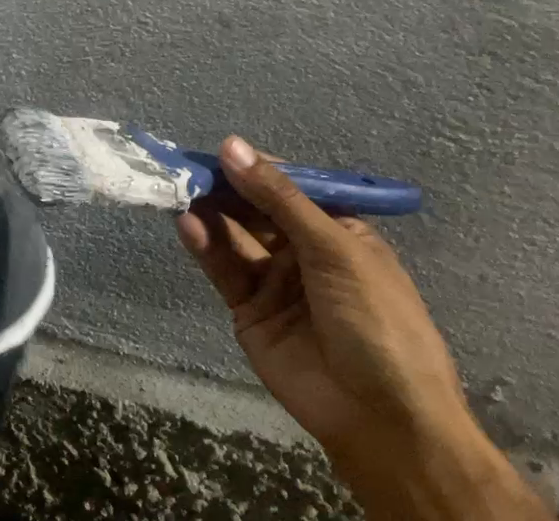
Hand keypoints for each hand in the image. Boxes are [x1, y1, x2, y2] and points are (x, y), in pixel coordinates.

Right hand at [176, 137, 550, 520]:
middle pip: (254, 210)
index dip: (255, 168)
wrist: (380, 415)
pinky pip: (223, 269)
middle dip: (223, 188)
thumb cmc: (375, 320)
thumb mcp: (334, 249)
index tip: (219, 150)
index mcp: (338, 233)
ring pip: (234, 236)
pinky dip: (204, 246)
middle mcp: (303, 251)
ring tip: (178, 191)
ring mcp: (274, 280)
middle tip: (185, 168)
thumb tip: (231, 144)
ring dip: (209, 213)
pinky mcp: (248, 308)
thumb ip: (278, 197)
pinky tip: (187, 226)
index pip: (289, 188)